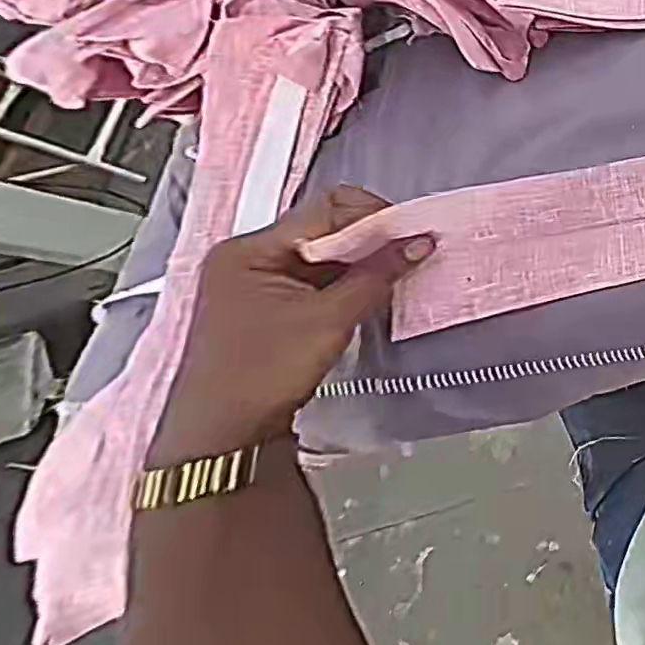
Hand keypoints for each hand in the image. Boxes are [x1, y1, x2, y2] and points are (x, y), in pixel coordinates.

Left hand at [149, 186, 434, 465]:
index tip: (410, 234)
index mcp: (250, 250)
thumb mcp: (331, 317)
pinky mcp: (272, 299)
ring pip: (327, 251)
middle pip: (326, 227)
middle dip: (371, 238)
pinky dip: (350, 277)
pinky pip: (320, 273)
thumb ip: (379, 273)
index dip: (373, 217)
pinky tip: (375, 286)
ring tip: (397, 269)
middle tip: (409, 251)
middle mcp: (250, 256)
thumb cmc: (266, 371)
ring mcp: (258, 278)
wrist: (224, 434)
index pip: (325, 210)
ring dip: (363, 259)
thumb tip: (420, 242)